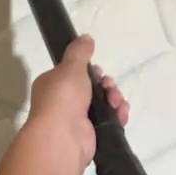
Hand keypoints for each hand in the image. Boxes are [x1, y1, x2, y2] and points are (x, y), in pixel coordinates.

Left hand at [23, 35, 128, 169]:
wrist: (63, 137)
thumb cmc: (62, 97)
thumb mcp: (71, 67)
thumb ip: (80, 52)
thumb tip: (85, 37)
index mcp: (54, 84)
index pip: (75, 73)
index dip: (91, 71)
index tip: (99, 71)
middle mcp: (64, 101)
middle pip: (93, 88)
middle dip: (107, 85)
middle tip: (109, 87)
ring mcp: (78, 119)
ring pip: (104, 104)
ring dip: (115, 99)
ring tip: (117, 102)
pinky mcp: (92, 134)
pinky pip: (109, 120)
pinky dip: (118, 115)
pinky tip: (121, 113)